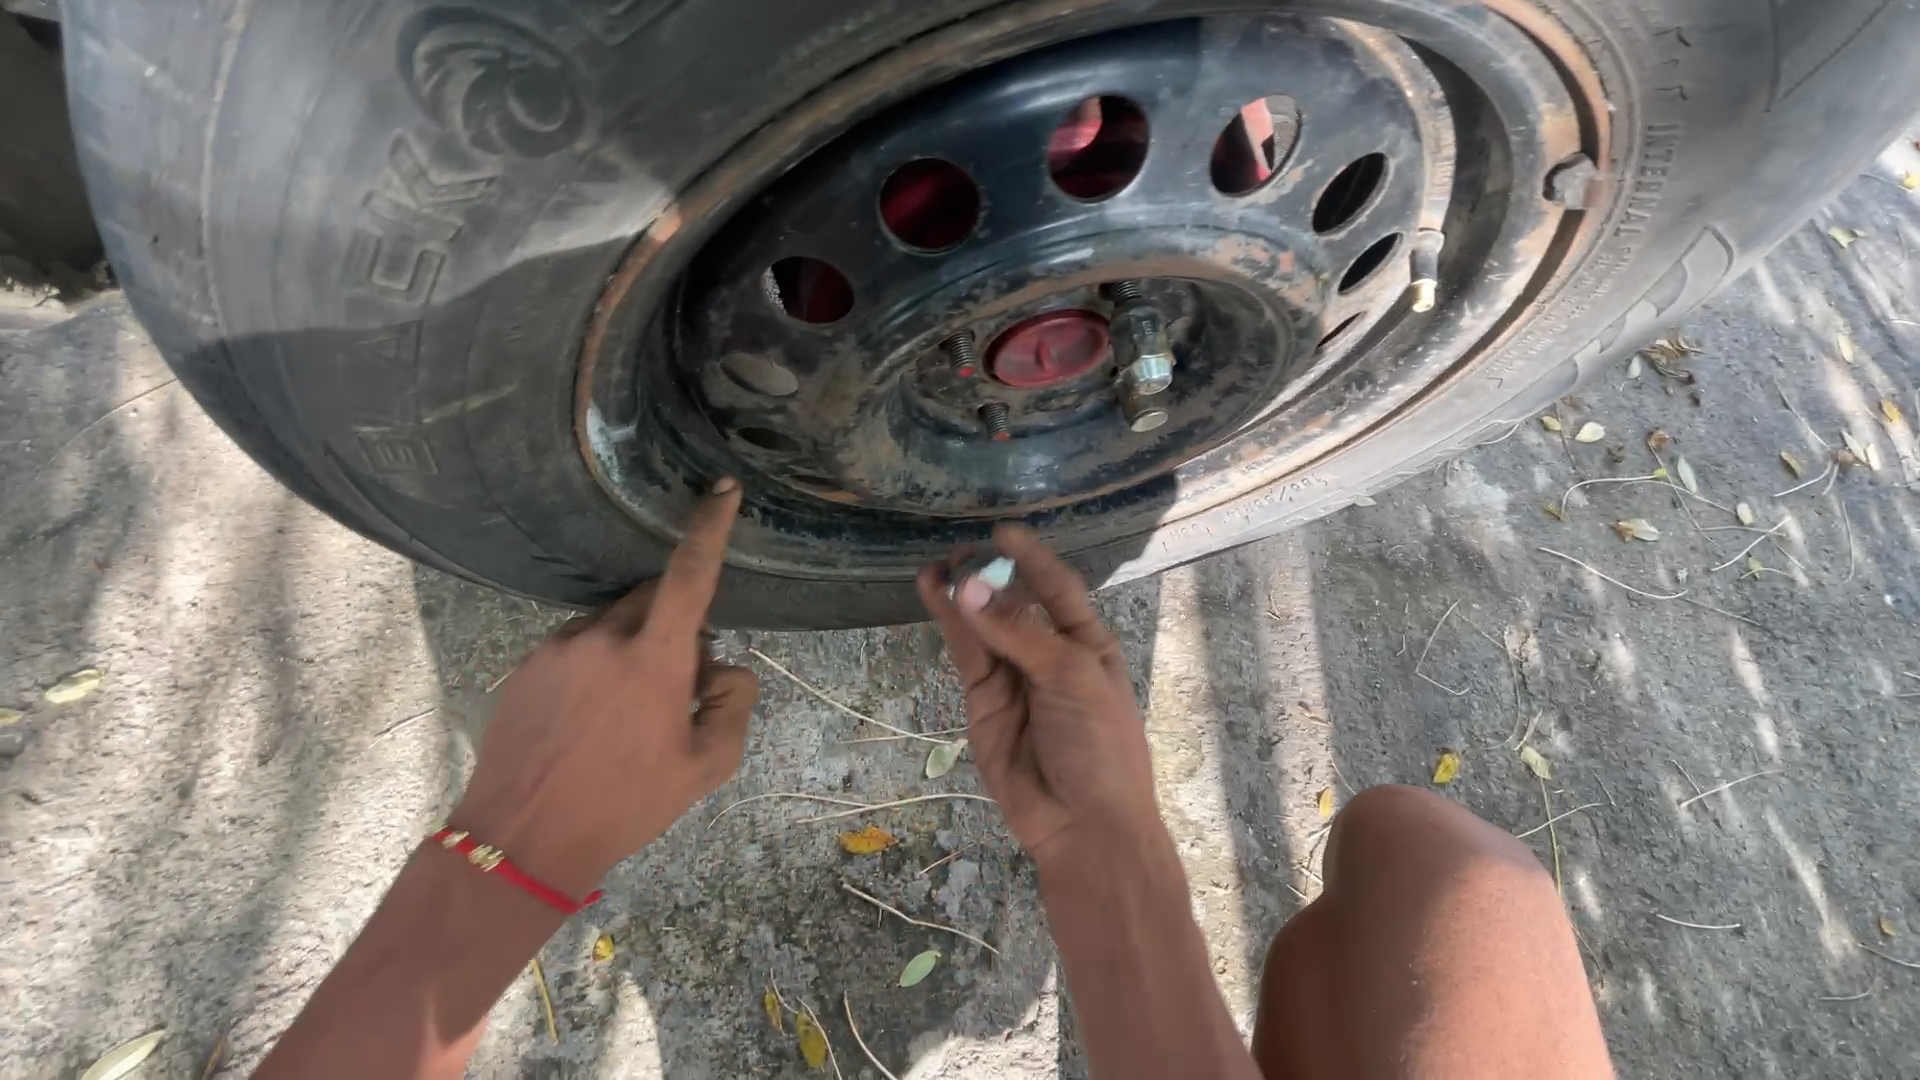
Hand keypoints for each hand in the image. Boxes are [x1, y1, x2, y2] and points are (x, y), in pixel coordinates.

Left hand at [450, 481, 758, 896]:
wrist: (520, 842)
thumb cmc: (624, 805)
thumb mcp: (706, 767)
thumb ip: (734, 704)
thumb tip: (724, 669)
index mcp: (653, 659)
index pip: (690, 576)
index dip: (710, 528)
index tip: (722, 489)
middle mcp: (603, 637)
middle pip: (656, 597)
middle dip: (678, 621)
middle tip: (680, 683)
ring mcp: (559, 647)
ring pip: (617, 620)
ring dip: (637, 644)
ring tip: (627, 710)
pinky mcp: (528, 663)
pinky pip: (580, 641)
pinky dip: (600, 660)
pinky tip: (591, 714)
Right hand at [917, 525, 1164, 867]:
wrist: (1082, 824)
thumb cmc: (1098, 743)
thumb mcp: (1070, 678)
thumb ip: (1018, 634)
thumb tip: (970, 589)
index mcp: (1086, 643)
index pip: (1058, 589)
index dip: (1032, 560)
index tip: (1003, 532)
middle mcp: (1048, 652)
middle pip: (1015, 603)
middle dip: (990, 575)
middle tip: (961, 550)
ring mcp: (1013, 676)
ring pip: (983, 625)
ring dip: (962, 595)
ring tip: (938, 565)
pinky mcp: (983, 699)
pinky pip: (966, 653)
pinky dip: (950, 623)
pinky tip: (935, 593)